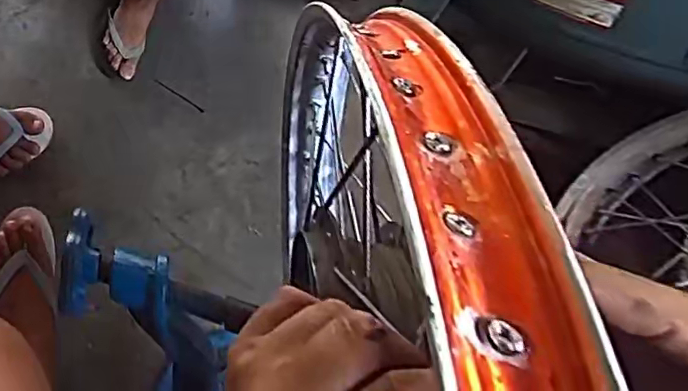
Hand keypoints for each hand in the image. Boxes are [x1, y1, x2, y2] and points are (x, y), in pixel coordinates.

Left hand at [227, 287, 428, 390]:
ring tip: (382, 359)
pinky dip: (316, 314)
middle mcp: (281, 379)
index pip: (395, 384)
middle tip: (421, 370)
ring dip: (361, 330)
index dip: (429, 379)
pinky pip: (288, 304)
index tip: (445, 379)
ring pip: (327, 309)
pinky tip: (335, 341)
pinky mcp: (243, 346)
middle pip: (359, 332)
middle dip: (397, 350)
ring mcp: (257, 356)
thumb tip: (428, 384)